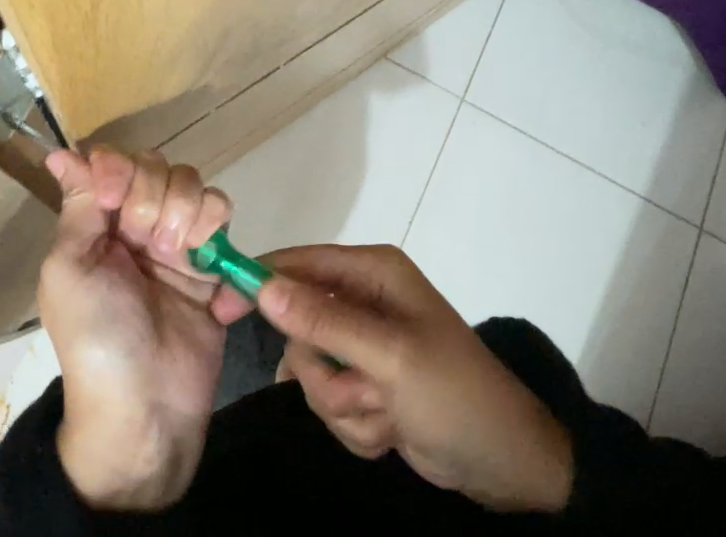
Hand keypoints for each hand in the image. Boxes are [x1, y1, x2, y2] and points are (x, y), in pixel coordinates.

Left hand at [38, 146, 252, 509]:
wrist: (145, 409)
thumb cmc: (95, 336)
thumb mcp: (69, 269)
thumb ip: (80, 206)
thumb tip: (60, 152)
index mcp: (99, 225)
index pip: (117, 163)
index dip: (121, 169)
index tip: (116, 200)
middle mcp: (138, 226)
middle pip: (162, 170)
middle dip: (155, 200)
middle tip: (146, 245)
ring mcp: (179, 246)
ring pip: (199, 190)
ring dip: (190, 219)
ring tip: (180, 261)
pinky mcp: (215, 270)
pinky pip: (227, 228)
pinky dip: (222, 250)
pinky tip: (213, 292)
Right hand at [257, 244, 574, 512]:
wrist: (505, 463)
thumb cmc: (454, 394)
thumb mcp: (390, 356)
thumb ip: (325, 322)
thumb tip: (263, 286)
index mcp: (374, 274)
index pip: (298, 264)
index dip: (258, 281)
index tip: (220, 308)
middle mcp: (364, 302)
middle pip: (298, 328)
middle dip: (326, 372)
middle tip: (362, 387)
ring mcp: (363, 347)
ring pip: (310, 373)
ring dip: (344, 404)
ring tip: (387, 410)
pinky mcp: (366, 385)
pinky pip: (329, 402)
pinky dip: (356, 424)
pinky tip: (392, 428)